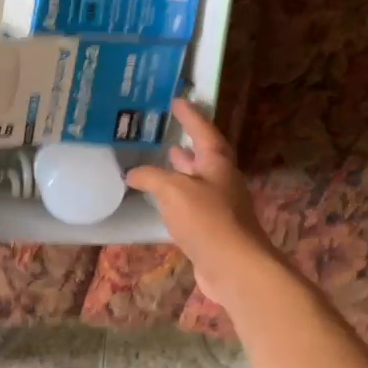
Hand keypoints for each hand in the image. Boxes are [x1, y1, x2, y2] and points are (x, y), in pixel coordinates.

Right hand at [126, 99, 282, 304]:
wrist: (235, 266)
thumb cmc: (207, 220)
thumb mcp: (173, 190)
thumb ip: (151, 177)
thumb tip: (132, 173)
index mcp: (217, 164)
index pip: (203, 132)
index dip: (190, 116)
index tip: (177, 100)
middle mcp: (221, 180)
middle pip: (204, 155)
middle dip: (188, 143)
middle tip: (168, 131)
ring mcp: (219, 205)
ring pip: (197, 179)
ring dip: (181, 169)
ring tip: (163, 159)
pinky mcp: (212, 227)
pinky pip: (190, 201)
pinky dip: (175, 194)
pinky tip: (160, 197)